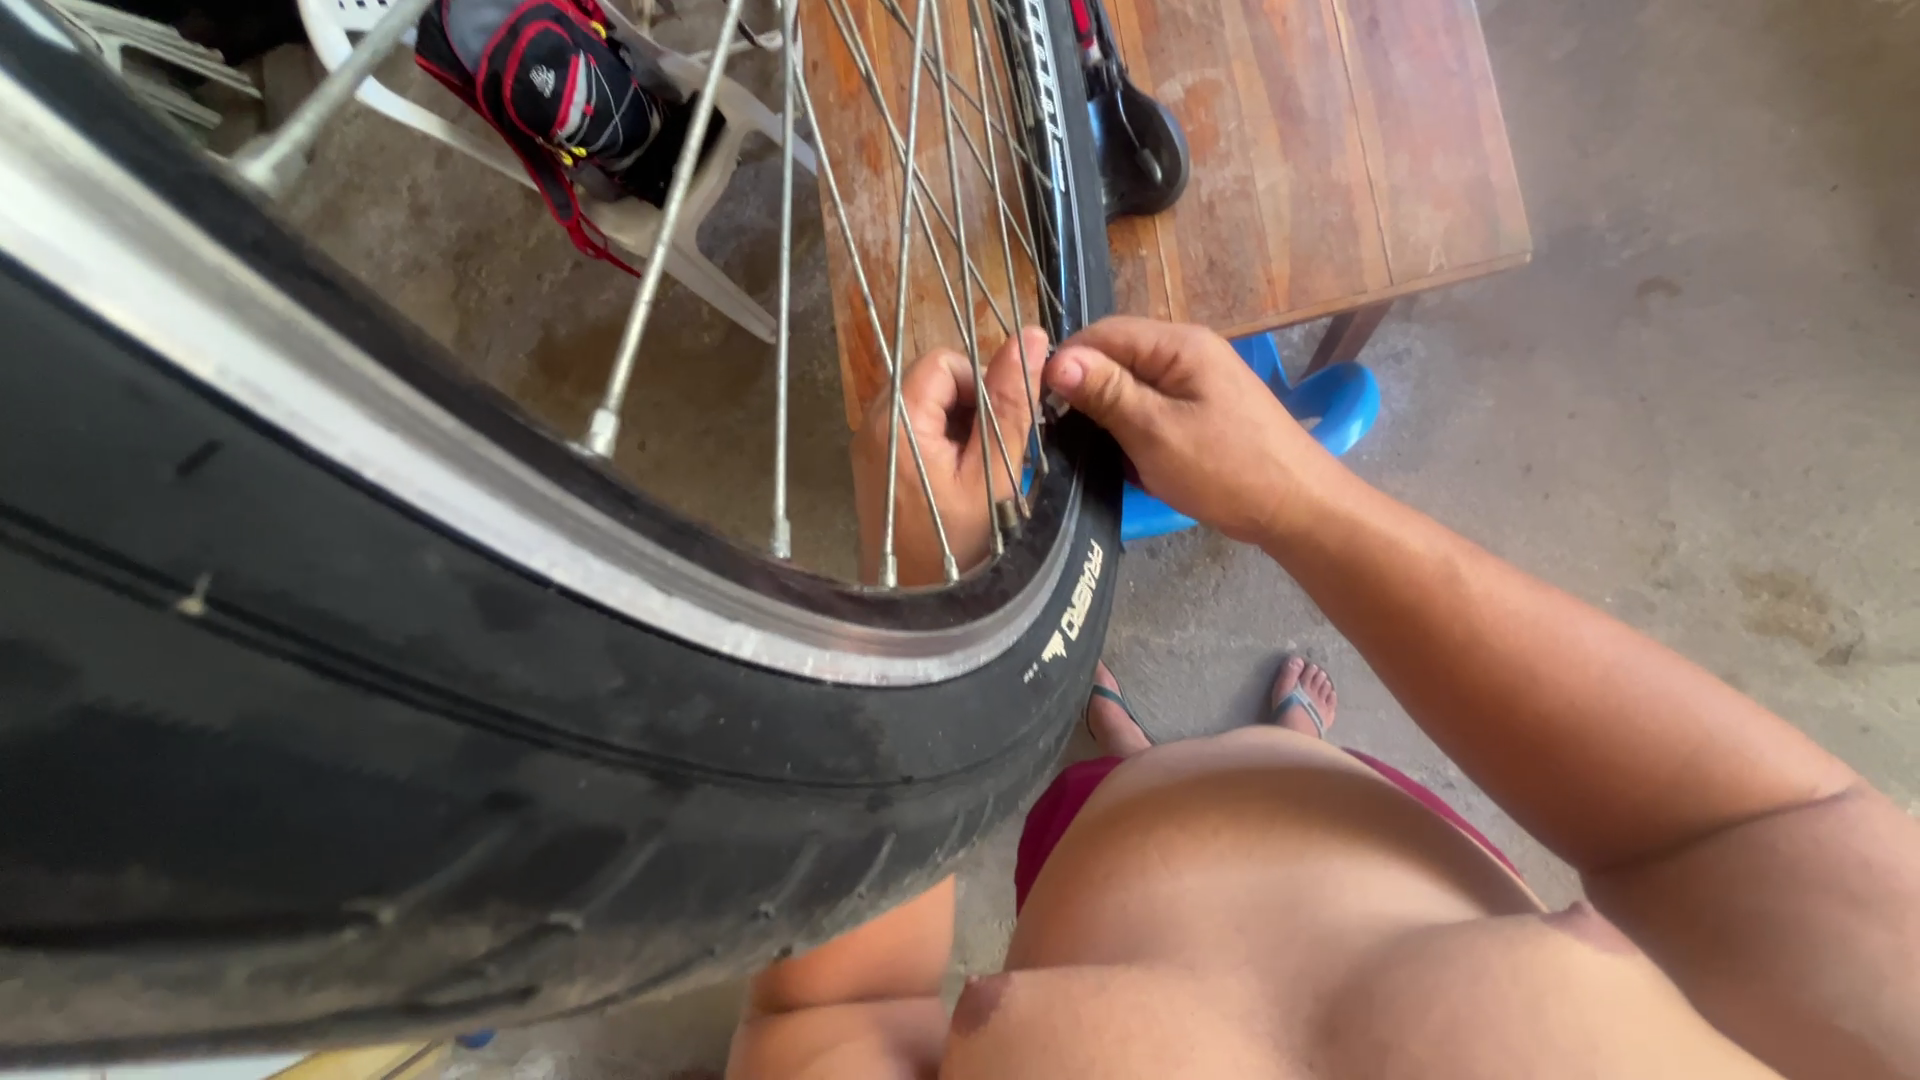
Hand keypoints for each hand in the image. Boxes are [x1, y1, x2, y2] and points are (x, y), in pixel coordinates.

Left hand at [853, 327, 1050, 584]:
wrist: (917, 604)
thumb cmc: (958, 544)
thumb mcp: (994, 473)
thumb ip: (1010, 403)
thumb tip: (1031, 334)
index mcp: (895, 420)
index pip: (944, 362)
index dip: (980, 384)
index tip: (1000, 426)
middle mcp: (872, 425)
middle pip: (931, 381)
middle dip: (971, 406)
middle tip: (995, 452)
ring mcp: (869, 447)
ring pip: (926, 406)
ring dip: (960, 426)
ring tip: (979, 470)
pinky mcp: (874, 467)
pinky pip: (913, 431)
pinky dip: (942, 444)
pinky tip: (959, 480)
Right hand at [1044, 316, 1334, 543]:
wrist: (1296, 508)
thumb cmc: (1225, 469)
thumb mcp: (1155, 431)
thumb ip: (1106, 392)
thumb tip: (1055, 360)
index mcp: (1178, 345)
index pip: (1102, 333)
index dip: (1066, 363)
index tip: (1037, 403)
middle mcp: (1187, 353)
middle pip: (1116, 358)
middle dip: (1087, 393)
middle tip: (1061, 435)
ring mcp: (1197, 383)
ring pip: (1131, 388)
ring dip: (1109, 418)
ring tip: (1094, 451)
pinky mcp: (1201, 412)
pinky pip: (1151, 410)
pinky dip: (1132, 432)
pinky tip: (1128, 460)